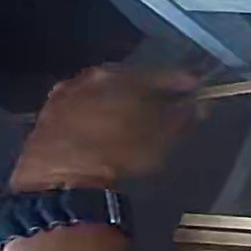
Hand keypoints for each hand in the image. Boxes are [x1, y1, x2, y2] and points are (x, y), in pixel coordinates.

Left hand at [9, 66, 201, 192]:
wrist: (61, 177)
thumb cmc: (122, 153)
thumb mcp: (166, 137)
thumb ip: (186, 116)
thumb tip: (201, 104)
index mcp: (125, 77)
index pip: (165, 73)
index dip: (186, 81)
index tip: (200, 88)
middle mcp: (94, 76)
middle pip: (132, 77)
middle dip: (152, 88)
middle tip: (168, 101)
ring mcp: (67, 90)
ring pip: (106, 88)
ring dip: (124, 97)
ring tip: (138, 113)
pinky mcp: (48, 109)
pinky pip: (85, 101)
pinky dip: (101, 106)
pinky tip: (109, 121)